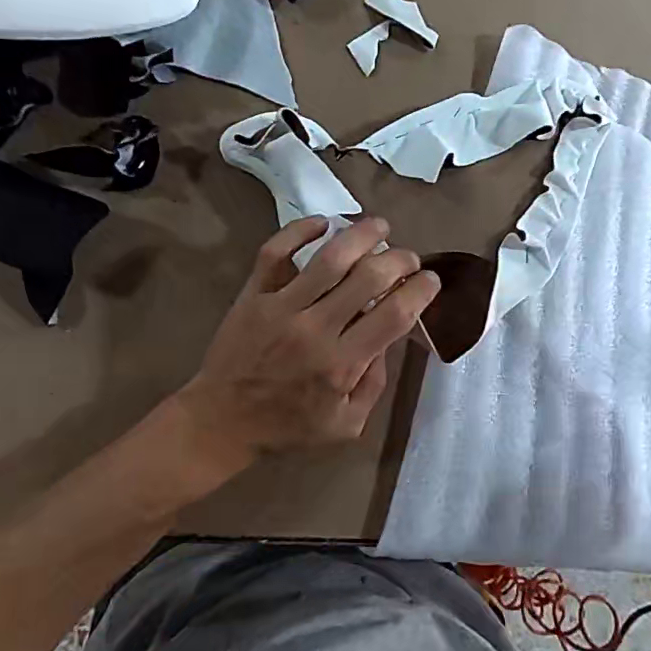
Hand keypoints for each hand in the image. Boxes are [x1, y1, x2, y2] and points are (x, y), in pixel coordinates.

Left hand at [169, 216, 440, 467]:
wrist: (220, 422)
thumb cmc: (287, 426)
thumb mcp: (345, 424)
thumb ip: (373, 383)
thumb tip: (388, 339)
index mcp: (342, 364)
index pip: (395, 314)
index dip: (420, 290)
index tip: (430, 280)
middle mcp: (316, 329)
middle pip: (369, 276)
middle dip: (400, 259)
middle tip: (408, 257)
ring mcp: (281, 307)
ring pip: (329, 257)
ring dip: (362, 234)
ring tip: (380, 226)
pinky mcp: (253, 294)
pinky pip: (275, 252)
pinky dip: (300, 230)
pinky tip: (323, 224)